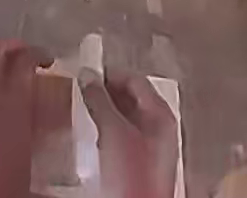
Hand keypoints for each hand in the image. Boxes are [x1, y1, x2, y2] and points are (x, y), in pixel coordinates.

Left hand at [0, 39, 53, 197]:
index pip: (25, 58)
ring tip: (12, 74)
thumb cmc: (0, 180)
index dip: (39, 53)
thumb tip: (57, 179)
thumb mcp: (31, 165)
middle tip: (27, 56)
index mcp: (12, 96)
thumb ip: (44, 155)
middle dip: (13, 46)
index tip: (50, 61)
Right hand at [82, 71, 178, 197]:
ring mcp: (152, 146)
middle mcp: (160, 126)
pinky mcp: (141, 164)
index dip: (112, 74)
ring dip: (107, 110)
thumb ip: (100, 98)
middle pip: (132, 96)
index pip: (135, 79)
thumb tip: (87, 75)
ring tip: (87, 108)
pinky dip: (109, 128)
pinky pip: (123, 135)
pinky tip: (96, 134)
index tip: (89, 73)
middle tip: (85, 89)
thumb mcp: (113, 129)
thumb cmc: (133, 174)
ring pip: (127, 116)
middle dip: (108, 91)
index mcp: (161, 113)